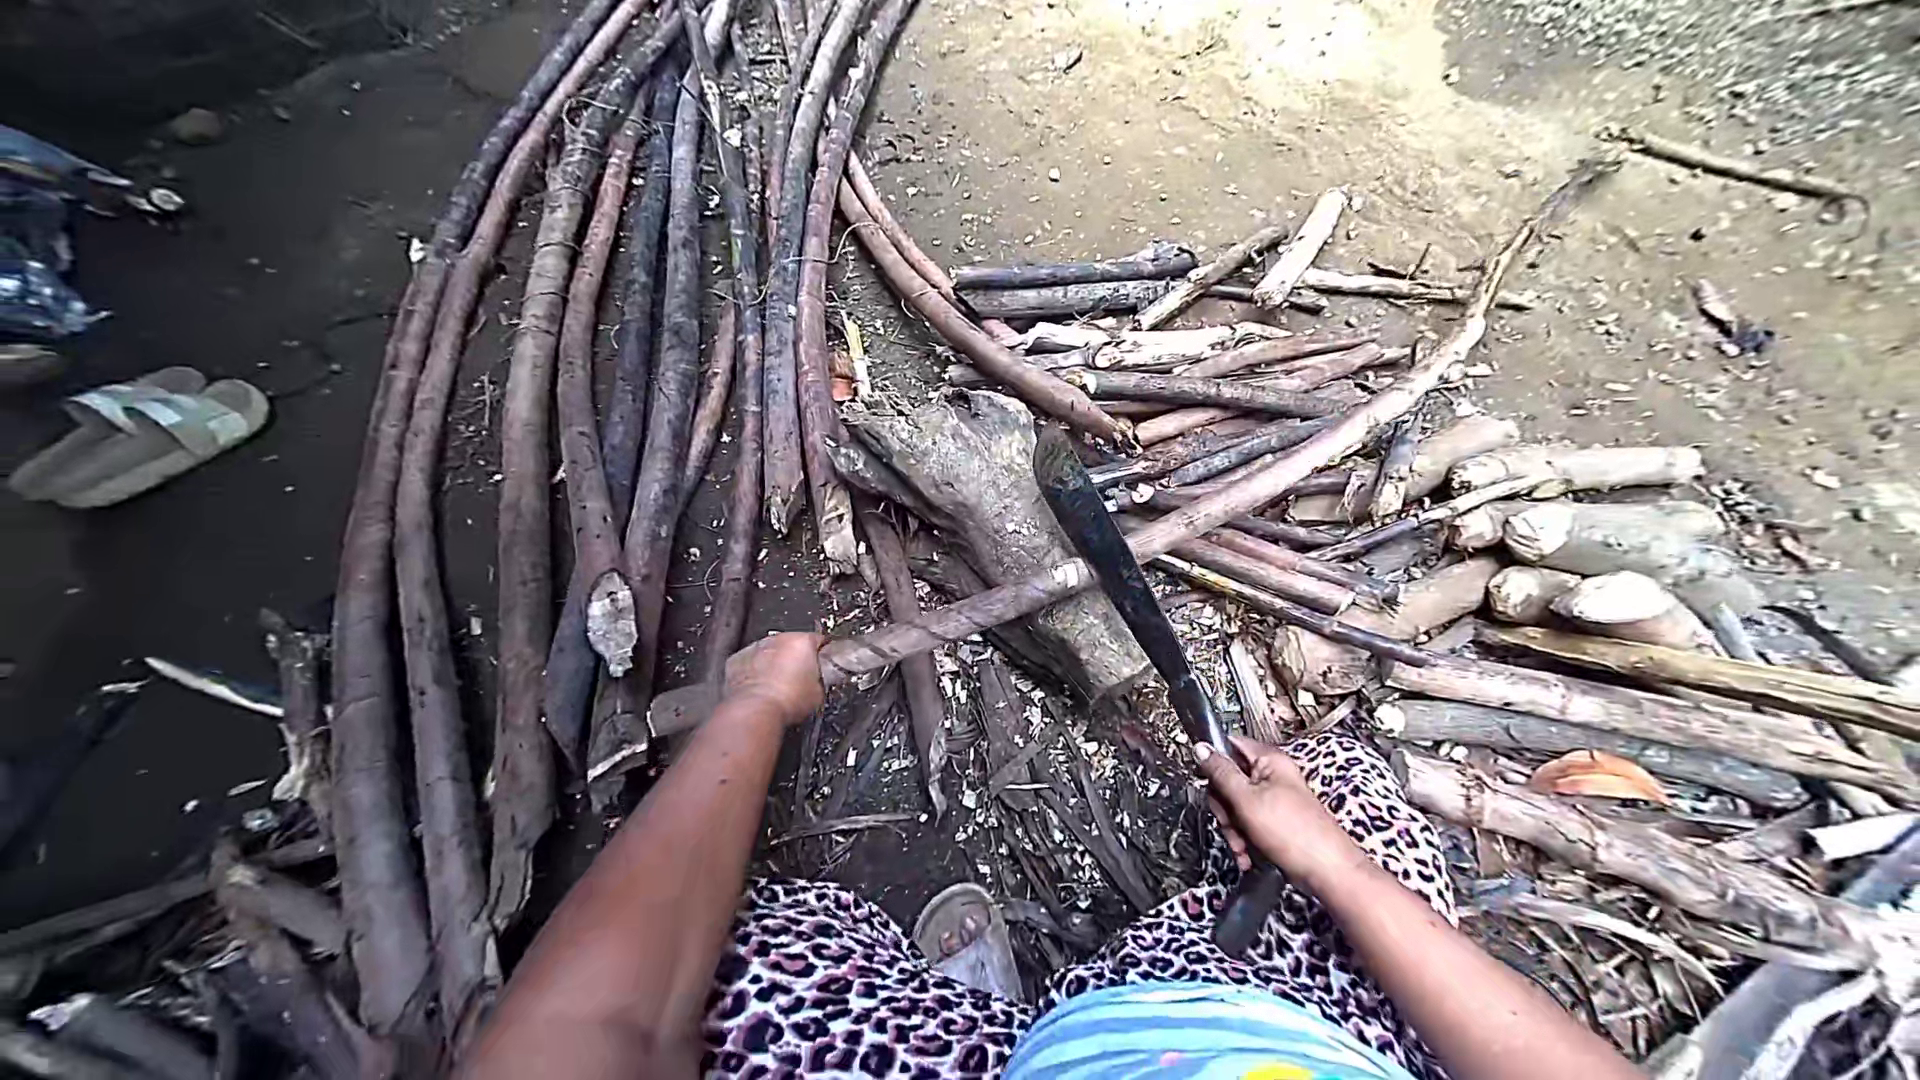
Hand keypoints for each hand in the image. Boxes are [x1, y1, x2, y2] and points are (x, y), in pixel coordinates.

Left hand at [722, 632, 825, 726]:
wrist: (756, 710)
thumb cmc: (787, 700)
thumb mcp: (818, 693)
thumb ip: (819, 679)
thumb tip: (816, 682)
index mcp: (802, 641)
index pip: (817, 641)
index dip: (819, 654)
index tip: (819, 666)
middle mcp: (778, 639)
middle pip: (790, 644)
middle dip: (793, 658)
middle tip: (796, 679)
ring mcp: (755, 647)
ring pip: (768, 652)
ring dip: (772, 663)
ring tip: (775, 686)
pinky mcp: (737, 660)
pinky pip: (748, 662)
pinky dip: (752, 671)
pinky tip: (758, 688)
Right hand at [1194, 735, 1364, 886]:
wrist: (1329, 875)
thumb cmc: (1296, 835)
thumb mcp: (1246, 798)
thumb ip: (1220, 772)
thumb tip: (1201, 748)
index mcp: (1269, 760)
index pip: (1229, 744)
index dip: (1213, 762)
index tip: (1210, 782)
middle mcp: (1272, 776)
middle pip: (1228, 779)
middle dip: (1224, 806)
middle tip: (1231, 820)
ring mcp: (1274, 799)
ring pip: (1235, 805)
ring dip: (1233, 828)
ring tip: (1243, 843)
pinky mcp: (1275, 821)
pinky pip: (1248, 823)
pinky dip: (1244, 839)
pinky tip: (1248, 853)